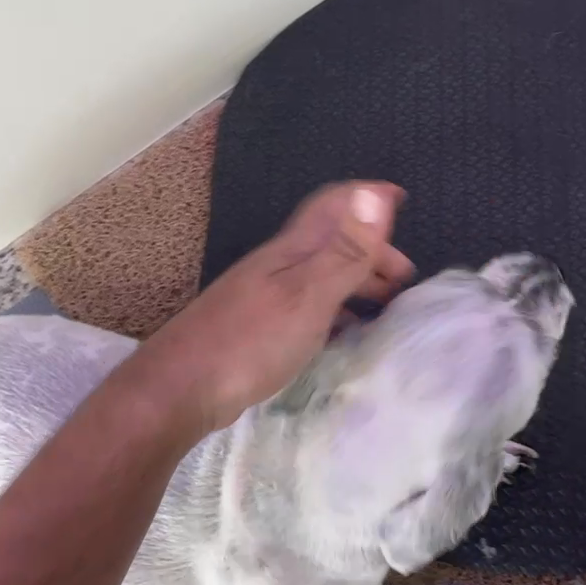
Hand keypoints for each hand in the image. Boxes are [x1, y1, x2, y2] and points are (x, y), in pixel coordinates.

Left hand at [122, 181, 413, 434]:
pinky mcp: (260, 327)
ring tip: (385, 304)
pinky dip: (336, 309)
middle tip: (405, 276)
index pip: (334, 206)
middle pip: (332, 242)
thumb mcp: (307, 294)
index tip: (401, 198)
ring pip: (321, 275)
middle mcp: (280, 265)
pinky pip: (310, 305)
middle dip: (371, 249)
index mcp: (293, 251)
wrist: (180, 389)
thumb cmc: (250, 342)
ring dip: (356, 280)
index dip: (366, 198)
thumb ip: (344, 251)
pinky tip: (344, 332)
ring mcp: (267, 296)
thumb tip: (373, 195)